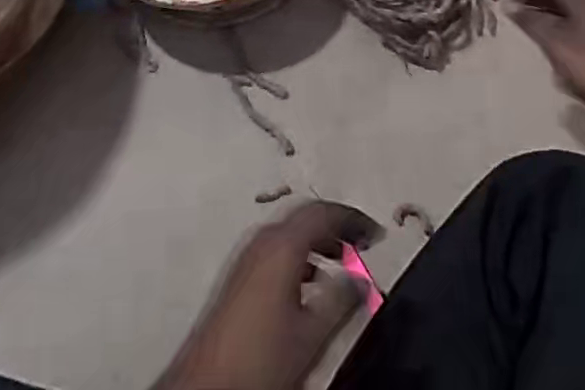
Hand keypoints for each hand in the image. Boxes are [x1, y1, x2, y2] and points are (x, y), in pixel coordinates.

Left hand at [156, 201, 382, 389]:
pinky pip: (277, 248)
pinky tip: (310, 280)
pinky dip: (300, 254)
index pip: (322, 211)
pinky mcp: (239, 274)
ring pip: (290, 233)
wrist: (210, 383)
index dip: (353, 218)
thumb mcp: (313, 331)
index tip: (374, 232)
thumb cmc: (259, 358)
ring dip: (318, 240)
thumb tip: (360, 278)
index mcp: (281, 245)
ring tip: (342, 259)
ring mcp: (247, 256)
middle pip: (305, 217)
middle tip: (361, 242)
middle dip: (336, 226)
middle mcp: (261, 241)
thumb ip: (341, 298)